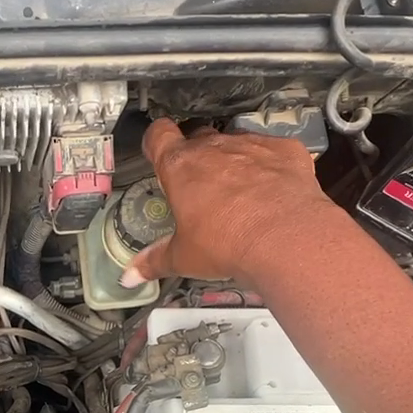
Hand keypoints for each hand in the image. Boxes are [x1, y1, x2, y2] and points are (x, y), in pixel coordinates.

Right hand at [120, 117, 361, 289]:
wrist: (284, 237)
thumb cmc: (224, 244)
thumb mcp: (183, 258)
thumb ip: (154, 262)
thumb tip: (127, 277)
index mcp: (180, 167)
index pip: (158, 135)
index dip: (156, 141)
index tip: (157, 153)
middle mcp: (214, 147)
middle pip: (198, 138)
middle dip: (196, 157)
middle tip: (199, 186)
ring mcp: (251, 144)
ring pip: (235, 143)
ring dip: (232, 161)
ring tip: (238, 192)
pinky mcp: (285, 149)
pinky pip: (271, 151)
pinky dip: (268, 166)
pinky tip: (272, 191)